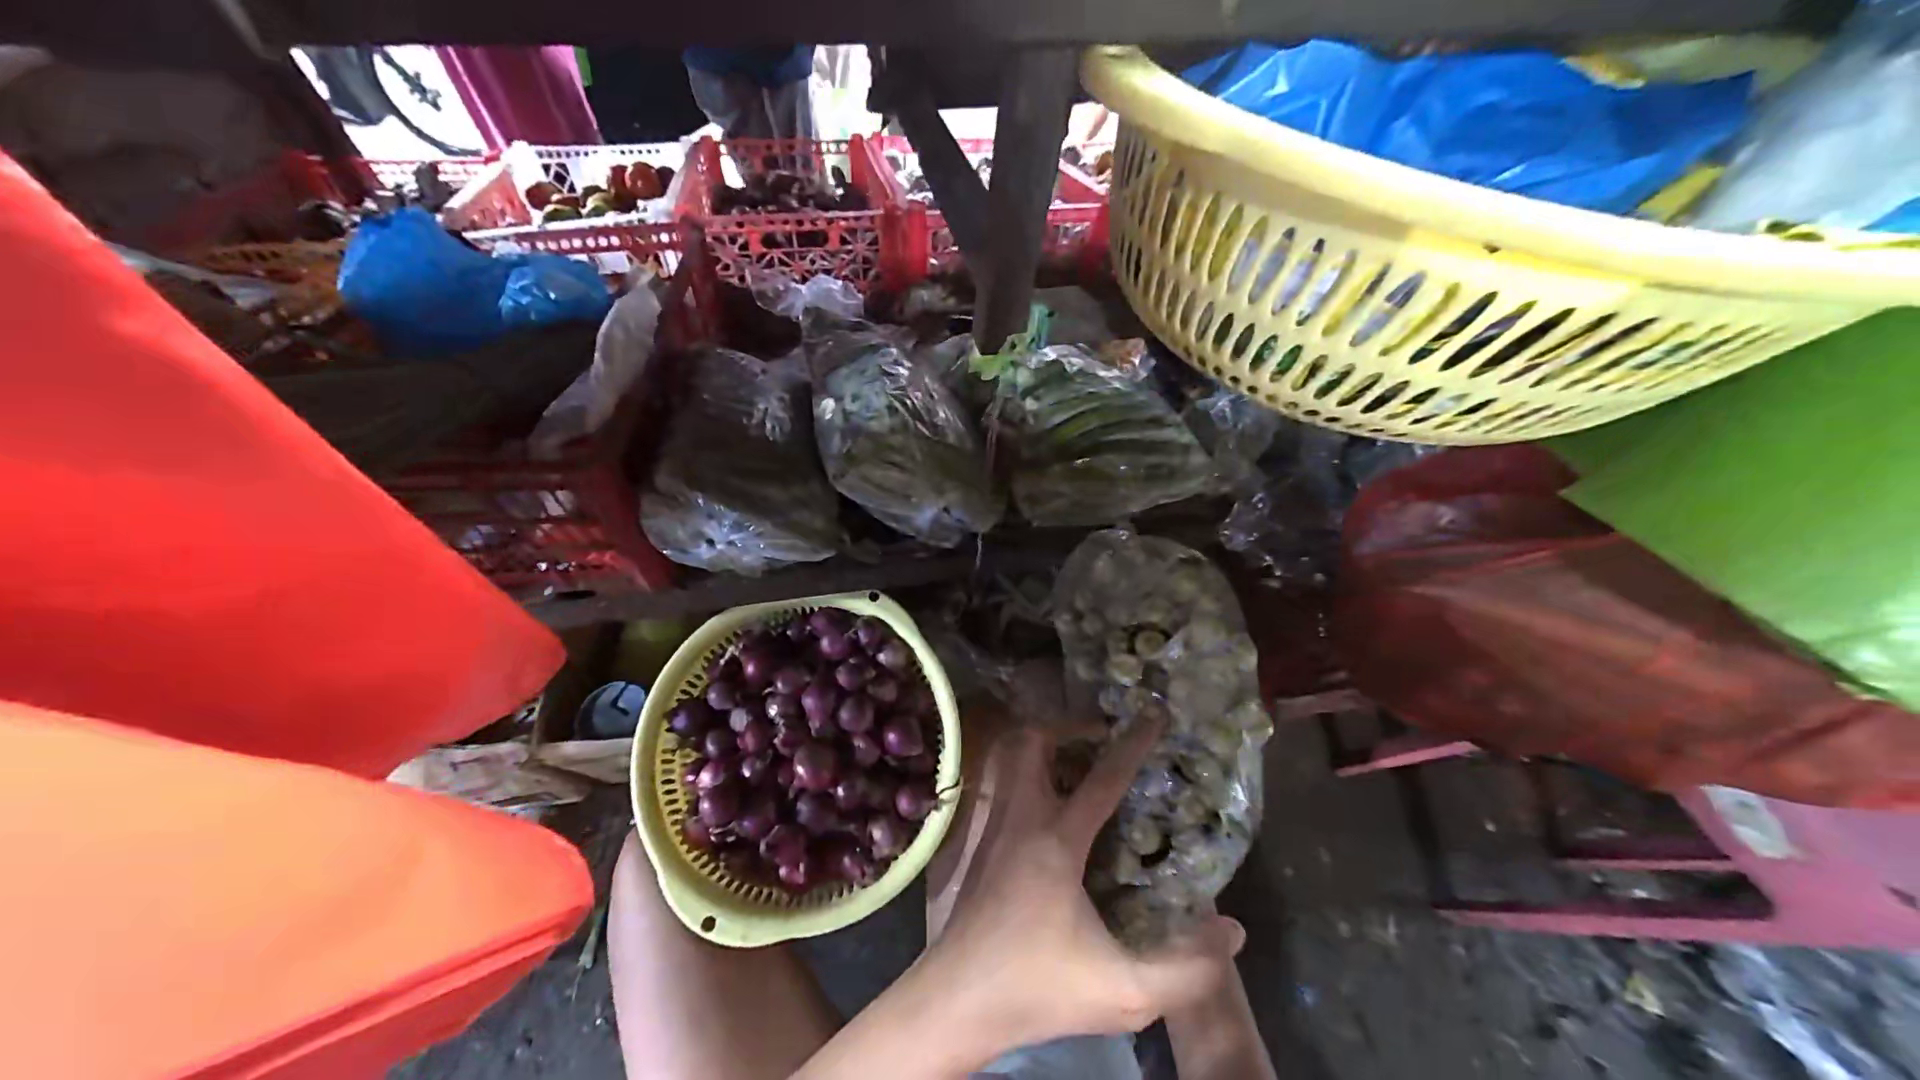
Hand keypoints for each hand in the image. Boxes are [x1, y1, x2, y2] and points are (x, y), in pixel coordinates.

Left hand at [922, 716, 1246, 1050]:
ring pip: (1010, 760)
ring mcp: (994, 829)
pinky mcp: (980, 845)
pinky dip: (1027, 776)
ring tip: (1079, 762)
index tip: (1154, 715)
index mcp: (1056, 841)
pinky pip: (1003, 786)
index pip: (1102, 778)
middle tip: (1102, 738)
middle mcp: (1021, 821)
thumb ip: (1186, 970)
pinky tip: (1050, 807)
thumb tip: (1231, 930)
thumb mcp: (1124, 993)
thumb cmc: (1038, 988)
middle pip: (1031, 743)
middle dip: (1067, 728)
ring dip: (1042, 748)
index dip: (1132, 743)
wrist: (959, 1000)